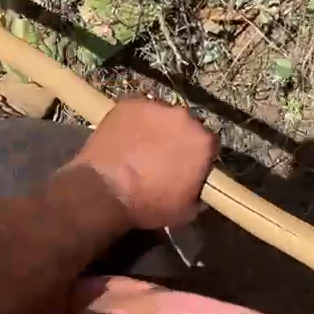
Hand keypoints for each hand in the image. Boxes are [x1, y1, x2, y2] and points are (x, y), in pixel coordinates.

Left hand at [67, 99, 217, 228]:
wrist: (105, 191)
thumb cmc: (149, 204)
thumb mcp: (186, 210)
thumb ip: (198, 192)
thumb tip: (196, 187)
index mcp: (202, 142)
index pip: (207, 143)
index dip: (196, 154)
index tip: (185, 164)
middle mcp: (183, 117)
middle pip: (184, 125)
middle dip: (175, 137)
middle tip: (159, 154)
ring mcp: (154, 107)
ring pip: (159, 115)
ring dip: (154, 127)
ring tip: (138, 145)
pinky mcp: (129, 103)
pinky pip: (136, 111)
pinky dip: (132, 121)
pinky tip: (124, 137)